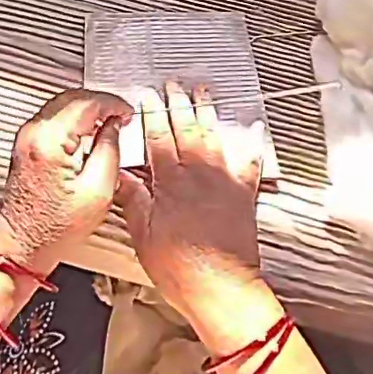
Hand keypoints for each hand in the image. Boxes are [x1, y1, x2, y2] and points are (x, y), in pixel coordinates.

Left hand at [0, 89, 134, 272]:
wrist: (22, 248)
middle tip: (120, 115)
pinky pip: (54, 115)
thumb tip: (114, 126)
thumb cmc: (54, 230)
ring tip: (108, 123)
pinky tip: (88, 130)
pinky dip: (75, 116)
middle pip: (74, 97)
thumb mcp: (98, 191)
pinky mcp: (26, 142)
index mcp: (50, 142)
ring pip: (64, 103)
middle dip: (101, 103)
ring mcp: (26, 136)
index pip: (88, 103)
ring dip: (88, 108)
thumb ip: (110, 150)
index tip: (127, 112)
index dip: (113, 104)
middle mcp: (34, 133)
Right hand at [117, 83, 268, 331]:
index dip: (151, 114)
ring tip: (202, 93)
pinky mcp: (243, 192)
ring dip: (206, 112)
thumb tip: (119, 174)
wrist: (221, 288)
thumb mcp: (144, 235)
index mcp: (171, 182)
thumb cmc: (182, 269)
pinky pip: (249, 161)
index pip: (158, 137)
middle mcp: (198, 174)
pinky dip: (252, 144)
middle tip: (173, 85)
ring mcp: (223, 180)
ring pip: (213, 136)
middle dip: (178, 103)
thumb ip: (133, 199)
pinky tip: (253, 129)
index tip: (147, 97)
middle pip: (186, 128)